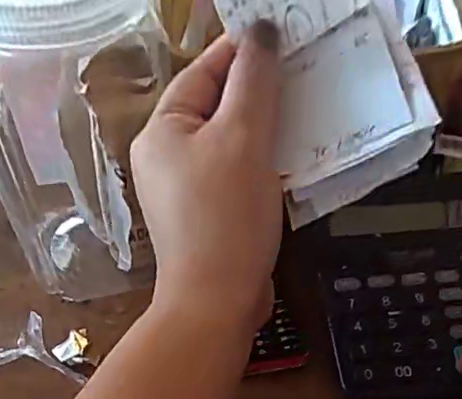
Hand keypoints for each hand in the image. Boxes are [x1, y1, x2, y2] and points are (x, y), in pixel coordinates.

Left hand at [131, 25, 282, 323]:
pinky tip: (285, 176)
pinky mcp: (206, 227)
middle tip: (298, 86)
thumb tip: (261, 32)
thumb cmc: (226, 218)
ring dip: (263, 139)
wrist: (217, 303)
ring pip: (228, 151)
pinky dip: (260, 175)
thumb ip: (254, 82)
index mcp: (162, 130)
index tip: (281, 43)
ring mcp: (184, 197)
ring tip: (298, 129)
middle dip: (256, 99)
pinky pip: (235, 185)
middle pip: (215, 112)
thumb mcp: (243, 139)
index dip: (242, 54)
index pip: (204, 73)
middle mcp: (165, 160)